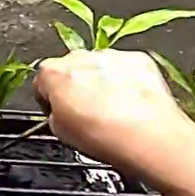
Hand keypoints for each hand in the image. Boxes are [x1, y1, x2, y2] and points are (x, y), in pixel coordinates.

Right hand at [33, 49, 194, 194]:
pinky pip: (125, 67)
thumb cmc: (104, 136)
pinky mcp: (138, 59)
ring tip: (114, 109)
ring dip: (101, 82)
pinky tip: (132, 102)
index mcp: (51, 72)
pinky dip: (127, 80)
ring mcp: (109, 56)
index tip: (60, 114)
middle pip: (69, 70)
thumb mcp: (60, 132)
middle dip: (75, 87)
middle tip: (88, 113)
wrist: (152, 139)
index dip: (50, 101)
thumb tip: (62, 112)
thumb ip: (54, 113)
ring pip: (98, 67)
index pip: (41, 83)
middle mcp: (77, 57)